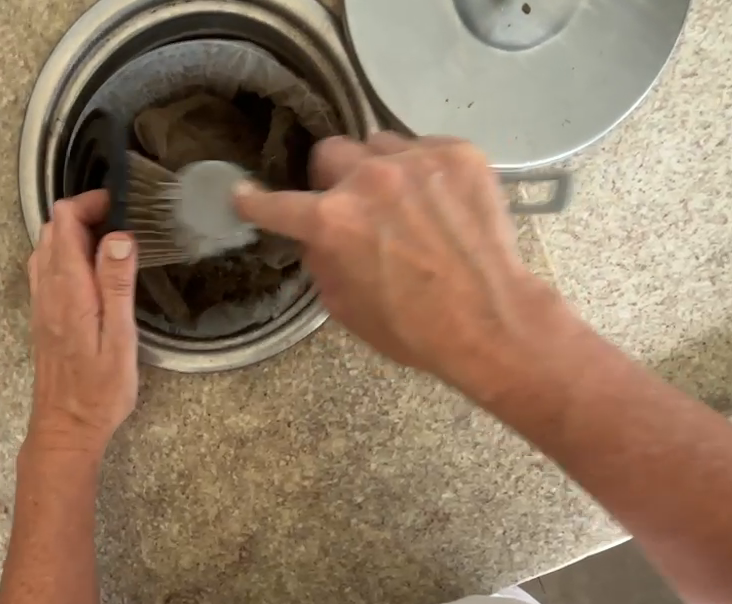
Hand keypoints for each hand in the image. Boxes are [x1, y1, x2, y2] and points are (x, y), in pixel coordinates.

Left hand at [26, 190, 139, 456]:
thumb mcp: (119, 340)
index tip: (122, 209)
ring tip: (111, 248)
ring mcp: (41, 303)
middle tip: (122, 227)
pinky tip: (91, 275)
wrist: (66, 428)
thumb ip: (116, 285)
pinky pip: (47, 271)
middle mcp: (48, 290)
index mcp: (69, 289)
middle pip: (54, 228)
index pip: (65, 220)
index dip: (91, 203)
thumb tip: (118, 237)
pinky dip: (67, 257)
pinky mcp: (43, 318)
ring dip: (75, 235)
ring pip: (47, 248)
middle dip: (85, 215)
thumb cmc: (98, 393)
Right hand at [234, 134, 576, 402]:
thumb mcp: (346, 308)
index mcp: (333, 223)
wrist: (488, 320)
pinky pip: (423, 149)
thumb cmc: (411, 328)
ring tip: (401, 208)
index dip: (256, 203)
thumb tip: (316, 240)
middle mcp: (369, 179)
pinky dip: (421, 173)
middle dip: (329, 179)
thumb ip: (321, 263)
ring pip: (378, 146)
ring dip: (377, 172)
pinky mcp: (459, 154)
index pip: (278, 205)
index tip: (243, 196)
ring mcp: (418, 160)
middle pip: (329, 152)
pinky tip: (437, 207)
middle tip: (347, 206)